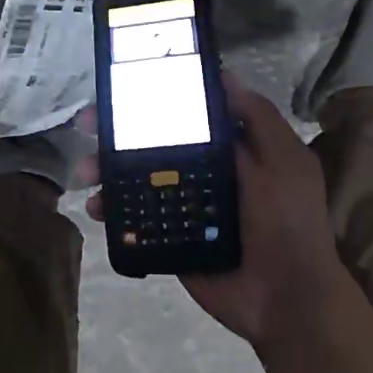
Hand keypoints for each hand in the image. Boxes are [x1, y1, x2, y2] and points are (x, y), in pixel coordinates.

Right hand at [85, 78, 350, 344]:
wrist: (284, 298)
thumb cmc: (288, 221)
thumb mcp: (283, 161)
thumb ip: (258, 118)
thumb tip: (226, 74)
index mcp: (232, 149)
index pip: (187, 115)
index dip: (157, 99)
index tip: (123, 88)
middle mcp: (204, 172)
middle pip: (154, 144)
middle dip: (118, 132)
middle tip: (86, 125)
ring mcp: (184, 207)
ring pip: (137, 179)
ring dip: (107, 169)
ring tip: (84, 172)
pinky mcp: (169, 239)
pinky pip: (135, 219)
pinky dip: (113, 210)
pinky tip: (97, 207)